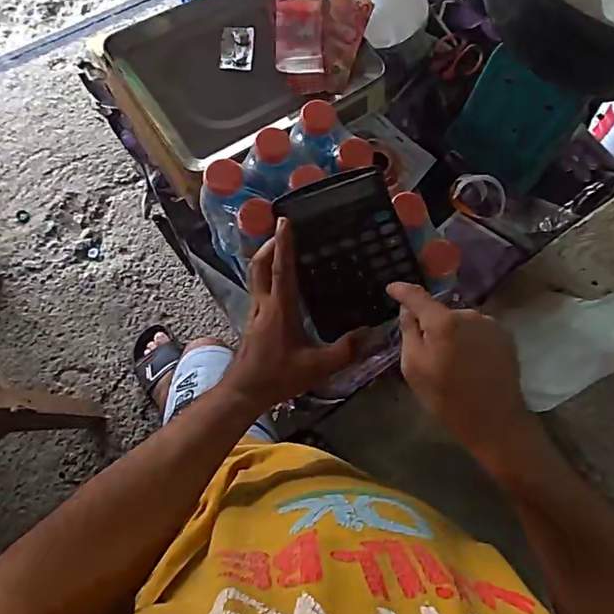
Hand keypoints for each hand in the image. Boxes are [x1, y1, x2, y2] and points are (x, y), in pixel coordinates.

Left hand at [219, 220, 360, 412]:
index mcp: (280, 309)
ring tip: (280, 248)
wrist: (244, 392)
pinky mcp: (251, 320)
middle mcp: (263, 304)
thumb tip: (370, 333)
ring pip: (255, 275)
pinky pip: (257, 287)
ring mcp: (254, 311)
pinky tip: (279, 282)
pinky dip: (266, 275)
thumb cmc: (278, 377)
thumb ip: (345, 350)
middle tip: (282, 230)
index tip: (285, 221)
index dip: (283, 243)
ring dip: (264, 257)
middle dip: (269, 243)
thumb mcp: (318, 367)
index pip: (281, 268)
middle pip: (259, 264)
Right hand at [388, 283, 549, 470]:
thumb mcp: (414, 368)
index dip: (402, 291)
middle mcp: (469, 314)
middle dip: (432, 324)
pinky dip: (470, 341)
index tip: (392, 289)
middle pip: (441, 312)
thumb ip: (409, 333)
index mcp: (443, 322)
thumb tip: (408, 311)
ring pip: (461, 322)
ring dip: (453, 333)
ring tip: (453, 361)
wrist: (496, 421)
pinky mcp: (506, 336)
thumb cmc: (447, 398)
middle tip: (428, 351)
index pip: (417, 296)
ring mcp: (490, 324)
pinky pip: (478, 331)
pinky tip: (471, 363)